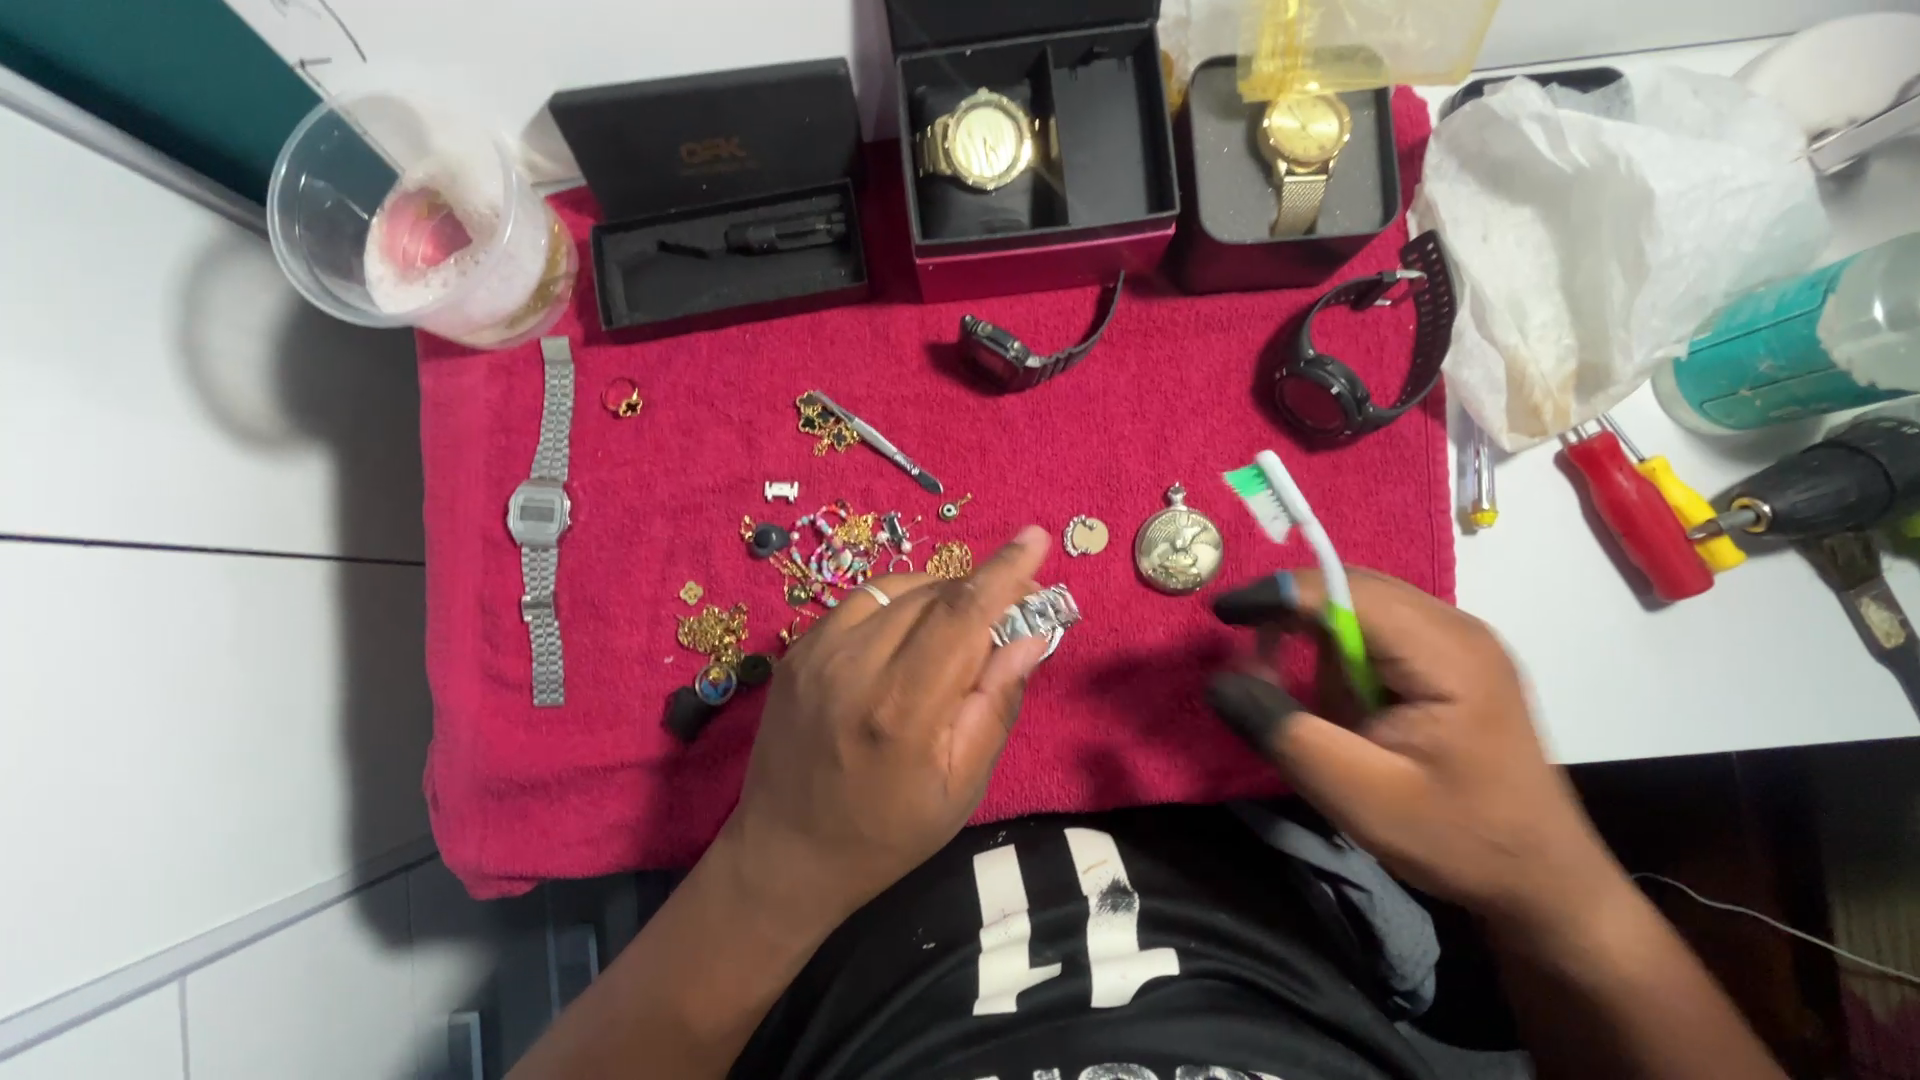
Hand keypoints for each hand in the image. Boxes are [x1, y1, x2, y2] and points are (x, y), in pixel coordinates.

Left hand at [721, 526, 1054, 925]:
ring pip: (898, 588)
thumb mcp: (961, 785)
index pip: (963, 613)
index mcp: (901, 707)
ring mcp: (816, 651)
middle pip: (935, 595)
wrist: (785, 853)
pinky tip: (912, 635)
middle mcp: (854, 664)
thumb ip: (996, 702)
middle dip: (984, 589)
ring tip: (966, 626)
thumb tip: (1029, 633)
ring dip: (943, 595)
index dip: (1005, 571)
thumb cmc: (887, 834)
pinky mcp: (797, 650)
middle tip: (1017, 608)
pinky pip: (862, 601)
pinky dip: (900, 605)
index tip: (1036, 537)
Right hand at [1206, 569, 1627, 938]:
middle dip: (1292, 619)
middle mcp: (1457, 629)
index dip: (1277, 594)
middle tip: (1254, 670)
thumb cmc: (1457, 838)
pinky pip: (1378, 636)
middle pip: (1352, 590)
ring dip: (1317, 644)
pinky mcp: (1453, 664)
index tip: (1221, 616)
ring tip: (1306, 705)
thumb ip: (1283, 731)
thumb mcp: (1357, 795)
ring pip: (1361, 611)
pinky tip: (1344, 709)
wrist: (1543, 882)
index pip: (1346, 591)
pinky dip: (1341, 660)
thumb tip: (1218, 679)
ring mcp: (1459, 644)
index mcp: (1446, 652)